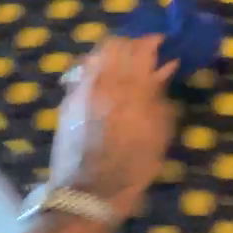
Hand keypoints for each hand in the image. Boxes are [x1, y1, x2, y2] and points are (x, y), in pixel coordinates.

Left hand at [48, 35, 178, 220]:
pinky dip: (96, 70)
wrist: (90, 192)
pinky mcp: (67, 102)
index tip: (164, 43)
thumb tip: (165, 68)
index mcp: (130, 87)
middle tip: (144, 54)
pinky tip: (105, 83)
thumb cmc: (135, 164)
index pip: (141, 47)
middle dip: (132, 44)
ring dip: (112, 54)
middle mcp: (103, 82)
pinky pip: (82, 73)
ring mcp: (81, 90)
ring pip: (95, 55)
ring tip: (124, 66)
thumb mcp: (159, 131)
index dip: (153, 41)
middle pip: (115, 44)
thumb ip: (161, 95)